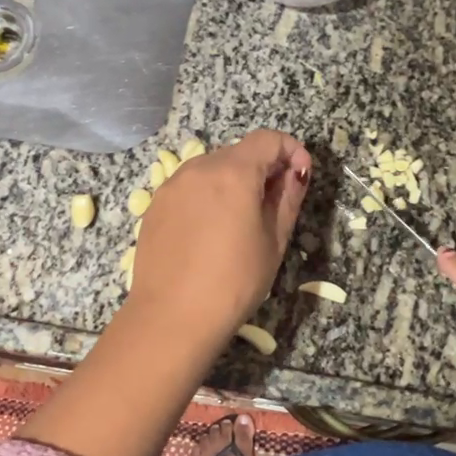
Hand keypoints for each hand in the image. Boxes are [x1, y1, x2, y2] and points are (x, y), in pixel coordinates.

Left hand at [130, 130, 311, 334]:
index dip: (292, 151)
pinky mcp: (155, 205)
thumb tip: (295, 173)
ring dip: (234, 183)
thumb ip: (287, 198)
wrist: (171, 317)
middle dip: (263, 169)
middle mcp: (199, 168)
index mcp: (233, 172)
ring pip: (212, 169)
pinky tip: (210, 234)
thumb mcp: (273, 241)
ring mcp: (171, 185)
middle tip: (275, 205)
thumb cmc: (233, 282)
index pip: (269, 139)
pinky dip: (207, 197)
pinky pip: (190, 188)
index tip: (301, 178)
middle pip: (239, 152)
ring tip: (241, 223)